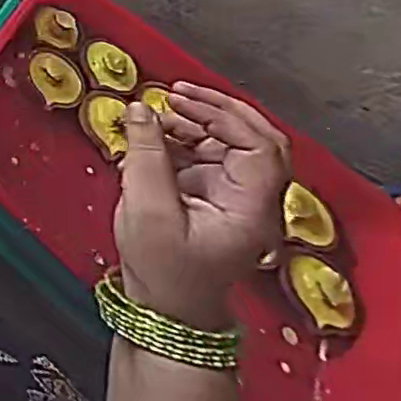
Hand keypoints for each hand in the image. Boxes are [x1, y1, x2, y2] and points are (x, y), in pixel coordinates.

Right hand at [113, 82, 290, 330]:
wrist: (166, 307)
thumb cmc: (162, 268)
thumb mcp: (147, 209)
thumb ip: (146, 154)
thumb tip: (141, 108)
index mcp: (252, 208)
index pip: (259, 146)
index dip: (222, 115)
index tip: (179, 100)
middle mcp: (252, 198)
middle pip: (255, 138)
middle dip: (216, 108)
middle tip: (176, 92)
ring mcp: (233, 196)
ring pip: (228, 142)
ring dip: (195, 121)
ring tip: (155, 112)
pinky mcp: (212, 195)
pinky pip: (206, 154)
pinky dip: (182, 136)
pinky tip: (154, 132)